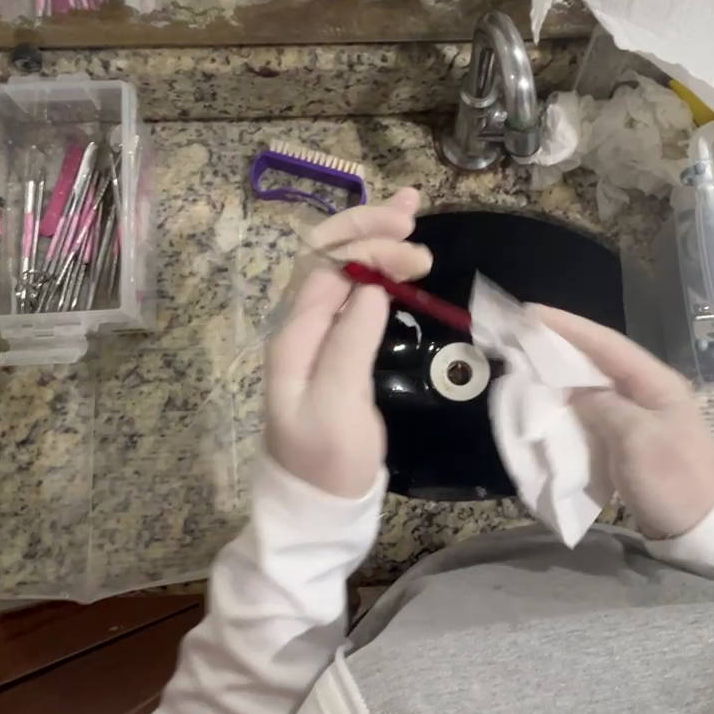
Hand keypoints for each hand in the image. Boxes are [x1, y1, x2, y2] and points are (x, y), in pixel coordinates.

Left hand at [265, 190, 432, 498]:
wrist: (319, 503)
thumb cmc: (329, 458)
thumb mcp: (339, 403)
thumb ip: (350, 341)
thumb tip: (371, 285)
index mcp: (295, 334)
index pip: (328, 267)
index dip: (370, 249)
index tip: (418, 256)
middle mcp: (300, 325)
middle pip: (328, 256)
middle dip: (368, 227)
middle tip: (413, 210)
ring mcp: (317, 337)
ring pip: (340, 270)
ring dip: (370, 236)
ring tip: (408, 210)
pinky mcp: (335, 350)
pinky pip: (350, 293)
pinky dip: (373, 266)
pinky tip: (394, 255)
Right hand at [531, 305, 713, 538]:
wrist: (699, 530)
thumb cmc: (673, 482)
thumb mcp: (637, 440)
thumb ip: (603, 407)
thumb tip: (573, 392)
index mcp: (656, 383)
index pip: (606, 344)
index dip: (568, 327)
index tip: (530, 313)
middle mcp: (647, 391)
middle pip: (597, 359)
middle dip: (559, 346)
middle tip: (520, 336)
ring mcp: (638, 415)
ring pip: (592, 384)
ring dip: (560, 373)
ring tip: (526, 363)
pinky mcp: (628, 437)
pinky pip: (592, 410)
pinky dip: (568, 402)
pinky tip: (547, 401)